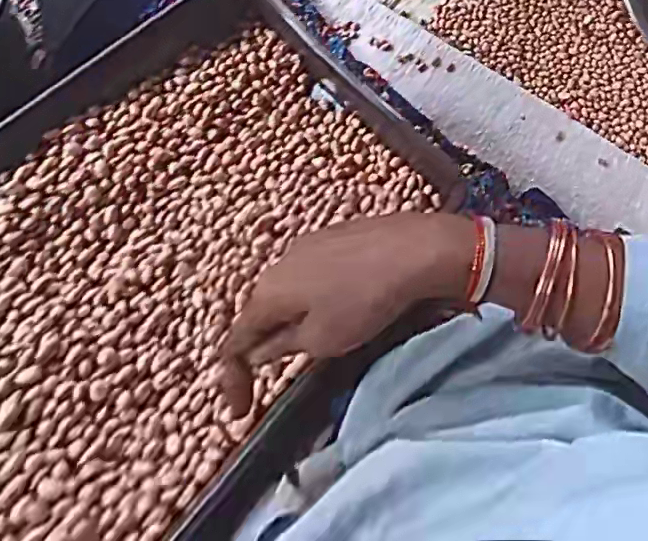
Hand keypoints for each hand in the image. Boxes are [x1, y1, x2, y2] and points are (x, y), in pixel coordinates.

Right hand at [214, 213, 470, 415]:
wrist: (414, 249)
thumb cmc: (364, 301)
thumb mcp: (320, 341)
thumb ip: (283, 347)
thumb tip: (260, 350)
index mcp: (269, 290)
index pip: (235, 341)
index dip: (233, 380)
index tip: (241, 412)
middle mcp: (282, 260)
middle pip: (261, 309)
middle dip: (262, 343)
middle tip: (270, 374)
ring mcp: (311, 242)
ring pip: (288, 288)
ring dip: (290, 317)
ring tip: (306, 341)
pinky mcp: (338, 234)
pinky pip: (312, 271)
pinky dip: (313, 296)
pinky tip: (336, 307)